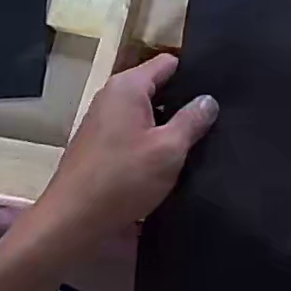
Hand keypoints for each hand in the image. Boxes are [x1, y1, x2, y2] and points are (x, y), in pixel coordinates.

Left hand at [18, 54, 217, 254]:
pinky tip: (174, 160)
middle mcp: (113, 98)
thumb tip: (208, 100)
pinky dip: (153, 142)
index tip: (219, 90)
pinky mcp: (101, 148)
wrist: (71, 226)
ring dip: (170, 125)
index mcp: (127, 87)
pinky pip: (136, 133)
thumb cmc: (122, 180)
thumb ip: (192, 120)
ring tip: (201, 138)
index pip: (169, 63)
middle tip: (216, 117)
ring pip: (148, 113)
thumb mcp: (169, 149)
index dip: (194, 73)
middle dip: (184, 101)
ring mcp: (104, 123)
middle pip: (158, 87)